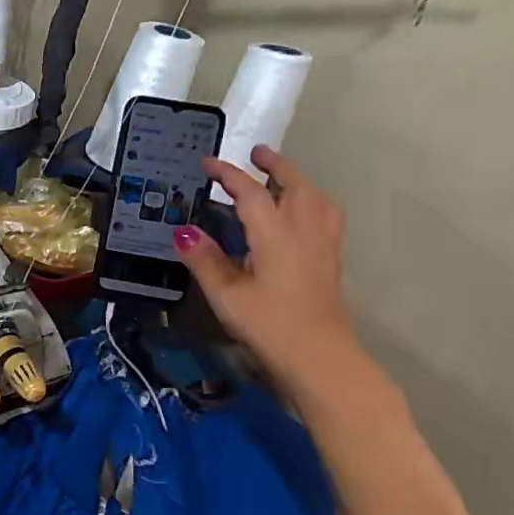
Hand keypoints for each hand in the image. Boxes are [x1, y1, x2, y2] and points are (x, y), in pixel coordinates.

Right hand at [173, 146, 359, 393]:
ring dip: (299, 182)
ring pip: (318, 200)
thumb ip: (204, 259)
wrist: (321, 360)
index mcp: (276, 235)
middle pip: (297, 187)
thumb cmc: (269, 324)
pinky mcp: (330, 264)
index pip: (251, 193)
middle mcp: (305, 233)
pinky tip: (299, 215)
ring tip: (280, 179)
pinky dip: (311, 202)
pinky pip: (326, 217)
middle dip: (276, 166)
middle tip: (256, 154)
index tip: (207, 162)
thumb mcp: (225, 293)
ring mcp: (324, 248)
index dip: (229, 174)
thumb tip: (183, 231)